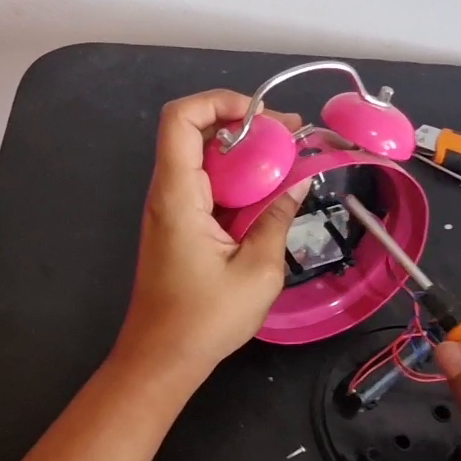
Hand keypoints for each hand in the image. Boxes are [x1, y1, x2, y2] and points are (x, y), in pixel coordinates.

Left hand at [110, 91, 309, 387]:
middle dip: (245, 125)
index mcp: (177, 195)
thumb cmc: (205, 319)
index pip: (181, 118)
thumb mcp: (258, 270)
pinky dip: (238, 181)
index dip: (220, 101)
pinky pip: (207, 185)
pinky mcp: (179, 226)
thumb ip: (278, 218)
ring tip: (289, 163)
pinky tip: (270, 195)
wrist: (162, 358)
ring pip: (205, 159)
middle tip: (291, 138)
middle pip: (196, 132)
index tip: (264, 117)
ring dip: (245, 155)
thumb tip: (298, 181)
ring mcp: (171, 209)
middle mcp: (168, 193)